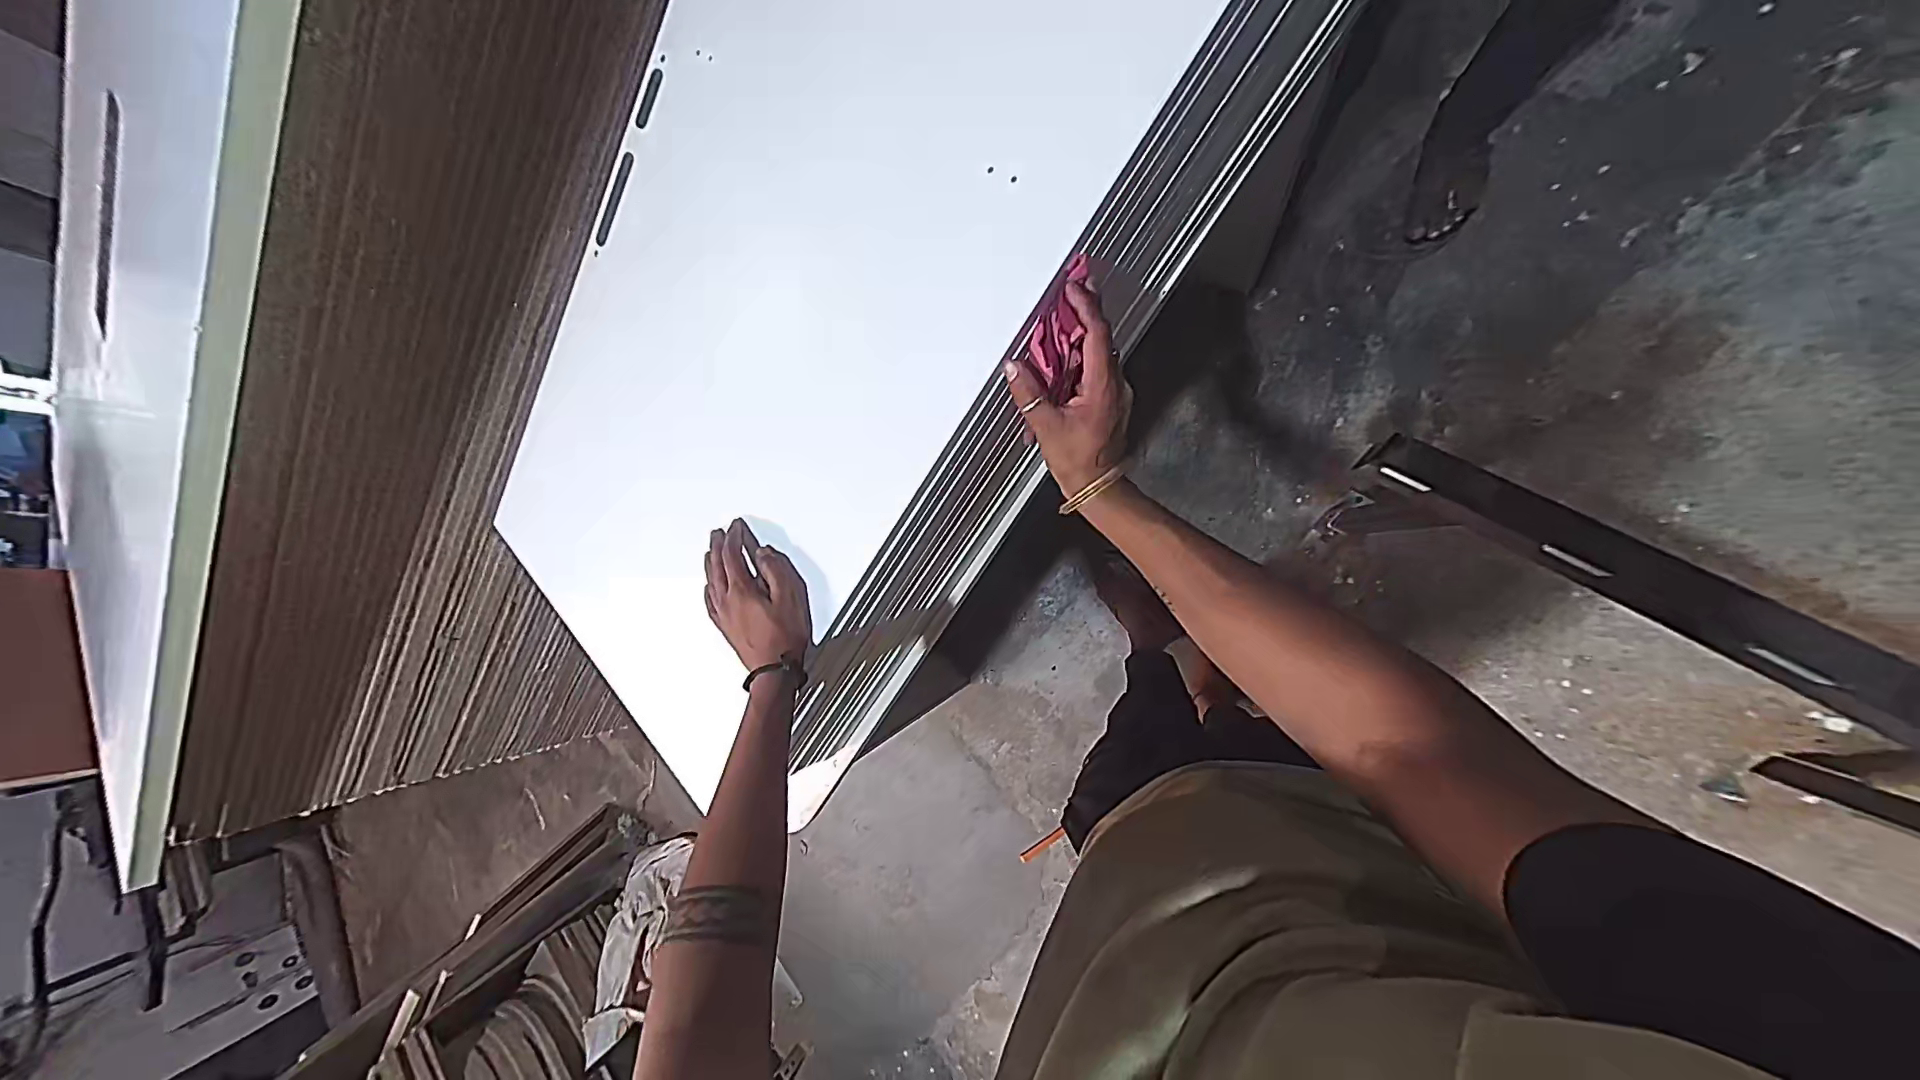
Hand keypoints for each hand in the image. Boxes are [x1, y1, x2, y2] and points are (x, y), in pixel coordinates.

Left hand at [704, 519, 811, 671]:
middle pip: (717, 565)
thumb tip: (763, 554)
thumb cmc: (784, 638)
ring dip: (711, 562)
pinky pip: (710, 600)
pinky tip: (710, 587)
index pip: (732, 555)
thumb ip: (776, 570)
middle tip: (719, 534)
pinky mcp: (725, 626)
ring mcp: (724, 615)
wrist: (775, 670)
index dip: (734, 537)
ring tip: (711, 552)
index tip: (736, 527)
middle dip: (718, 546)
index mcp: (742, 590)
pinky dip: (709, 587)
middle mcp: (727, 601)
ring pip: (711, 581)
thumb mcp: (790, 597)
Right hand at [1004, 280, 1131, 494]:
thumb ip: (1028, 393)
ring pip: (1098, 354)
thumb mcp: (1046, 426)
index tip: (1074, 289)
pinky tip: (1064, 358)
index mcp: (1103, 386)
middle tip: (1070, 293)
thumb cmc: (1079, 461)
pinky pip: (1096, 369)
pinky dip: (1080, 357)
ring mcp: (1115, 393)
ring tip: (1062, 321)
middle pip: (1100, 339)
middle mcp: (1115, 385)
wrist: (1097, 485)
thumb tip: (1014, 368)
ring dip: (1080, 336)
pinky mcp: (1110, 401)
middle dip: (1084, 314)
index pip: (1097, 334)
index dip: (1086, 307)